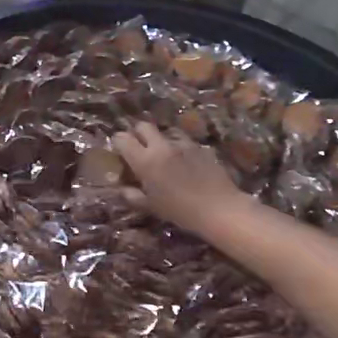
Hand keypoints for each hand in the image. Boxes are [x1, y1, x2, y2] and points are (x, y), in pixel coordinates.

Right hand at [112, 122, 255, 236]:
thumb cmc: (179, 210)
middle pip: (143, 126)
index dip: (118, 142)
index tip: (119, 151)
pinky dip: (178, 148)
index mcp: (145, 161)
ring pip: (165, 132)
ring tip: (163, 155)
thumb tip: (123, 188)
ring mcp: (183, 144)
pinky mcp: (200, 147)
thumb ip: (132, 195)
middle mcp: (162, 147)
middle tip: (138, 147)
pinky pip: (184, 141)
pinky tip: (183, 162)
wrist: (219, 208)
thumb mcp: (150, 207)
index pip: (123, 139)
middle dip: (137, 133)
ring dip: (160, 140)